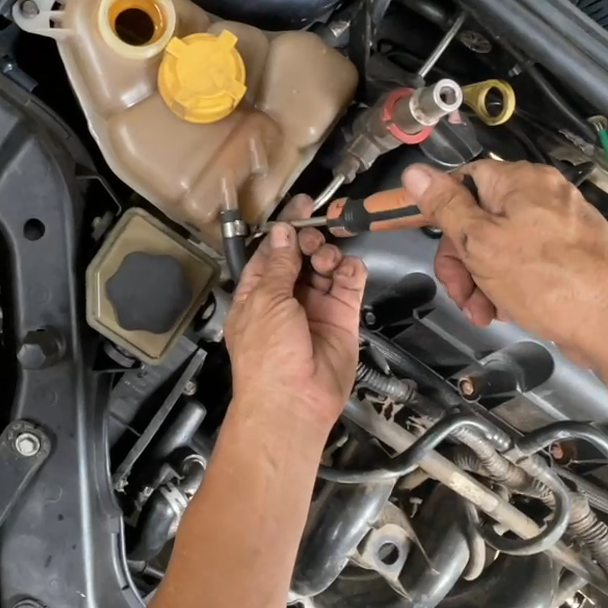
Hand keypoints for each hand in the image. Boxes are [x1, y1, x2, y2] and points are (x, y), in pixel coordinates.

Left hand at [223, 195, 367, 433]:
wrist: (293, 400)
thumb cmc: (266, 356)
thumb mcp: (265, 300)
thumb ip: (278, 264)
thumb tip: (281, 233)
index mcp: (256, 294)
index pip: (271, 253)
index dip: (284, 229)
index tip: (299, 207)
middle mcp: (286, 299)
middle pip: (301, 256)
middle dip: (308, 240)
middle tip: (312, 239)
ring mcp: (315, 308)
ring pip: (327, 267)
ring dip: (328, 254)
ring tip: (325, 260)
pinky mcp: (342, 318)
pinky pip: (349, 285)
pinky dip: (350, 271)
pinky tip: (345, 270)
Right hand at [402, 160, 607, 365]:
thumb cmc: (548, 282)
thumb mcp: (481, 243)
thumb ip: (446, 207)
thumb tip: (415, 172)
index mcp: (521, 182)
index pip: (463, 180)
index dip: (442, 212)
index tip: (434, 243)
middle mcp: (544, 195)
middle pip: (478, 218)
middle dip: (461, 260)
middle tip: (460, 293)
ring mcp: (559, 225)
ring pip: (497, 245)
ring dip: (480, 279)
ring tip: (483, 311)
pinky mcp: (569, 254)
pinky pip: (522, 261)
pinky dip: (506, 284)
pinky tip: (506, 309)